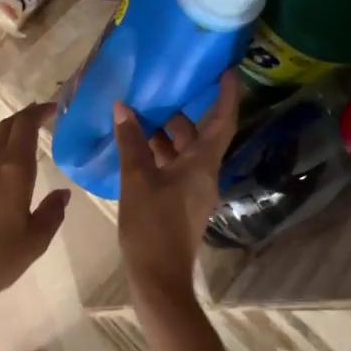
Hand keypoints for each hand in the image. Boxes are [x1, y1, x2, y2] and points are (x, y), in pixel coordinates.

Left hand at [0, 103, 70, 311]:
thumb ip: (52, 213)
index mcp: (14, 170)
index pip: (25, 126)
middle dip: (25, 118)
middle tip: (42, 117)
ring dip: (8, 135)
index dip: (38, 112)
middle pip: (7, 126)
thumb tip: (63, 193)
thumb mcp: (36, 241)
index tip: (52, 108)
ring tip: (23, 145)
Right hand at [113, 72, 238, 301]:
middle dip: (185, 111)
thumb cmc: (152, 226)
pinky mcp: (182, 204)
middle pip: (202, 135)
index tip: (227, 71)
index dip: (227, 96)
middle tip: (165, 87)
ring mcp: (194, 191)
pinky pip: (177, 168)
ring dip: (168, 133)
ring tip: (142, 112)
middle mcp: (205, 175)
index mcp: (202, 165)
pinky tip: (137, 146)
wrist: (159, 279)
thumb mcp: (136, 179)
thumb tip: (123, 108)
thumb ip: (131, 142)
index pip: (222, 122)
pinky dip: (161, 153)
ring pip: (186, 153)